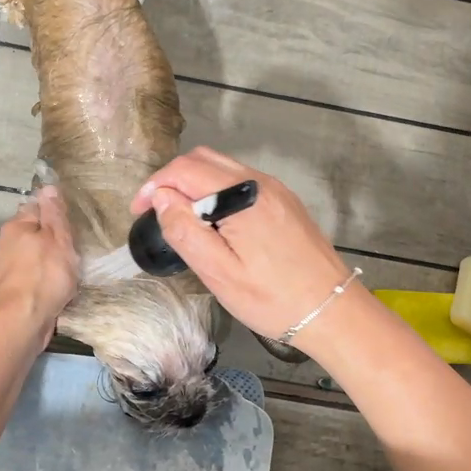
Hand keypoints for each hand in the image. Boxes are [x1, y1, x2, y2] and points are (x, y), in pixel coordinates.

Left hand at [0, 184, 79, 326]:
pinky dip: (42, 283)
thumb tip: (48, 186)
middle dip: (52, 243)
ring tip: (67, 275)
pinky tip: (54, 292)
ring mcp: (5, 269)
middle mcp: (6, 244)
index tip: (71, 230)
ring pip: (33, 259)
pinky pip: (31, 279)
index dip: (55, 217)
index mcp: (16, 226)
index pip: (37, 209)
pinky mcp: (10, 291)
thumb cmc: (44, 275)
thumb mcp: (57, 238)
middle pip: (34, 235)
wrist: (22, 320)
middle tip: (73, 255)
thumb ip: (54, 214)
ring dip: (48, 265)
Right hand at [131, 148, 354, 341]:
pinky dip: (216, 192)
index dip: (155, 186)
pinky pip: (241, 183)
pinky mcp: (284, 202)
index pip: (185, 170)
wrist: (332, 311)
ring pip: (222, 168)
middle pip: (203, 159)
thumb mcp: (218, 272)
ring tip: (180, 219)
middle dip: (171, 180)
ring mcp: (275, 190)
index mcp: (242, 196)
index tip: (138, 211)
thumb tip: (162, 198)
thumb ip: (186, 231)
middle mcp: (260, 183)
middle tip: (155, 213)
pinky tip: (212, 223)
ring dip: (194, 185)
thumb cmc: (272, 298)